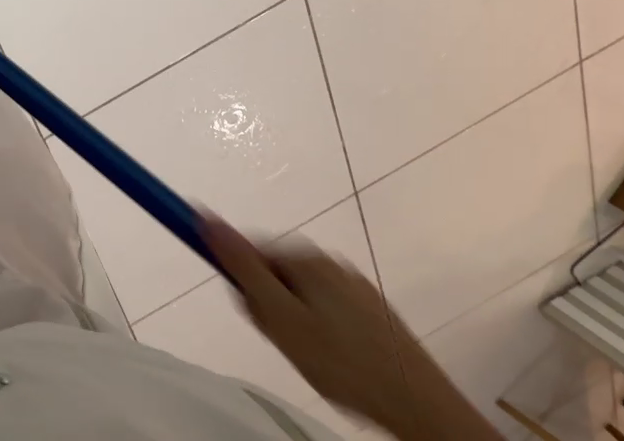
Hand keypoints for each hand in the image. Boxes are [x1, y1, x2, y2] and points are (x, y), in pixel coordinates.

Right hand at [202, 216, 501, 440]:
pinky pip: (329, 313)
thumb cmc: (339, 360)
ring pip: (302, 297)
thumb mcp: (278, 314)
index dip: (244, 285)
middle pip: (276, 273)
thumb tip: (203, 215)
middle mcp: (333, 263)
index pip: (250, 253)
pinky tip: (334, 361)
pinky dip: (323, 333)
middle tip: (284, 340)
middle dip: (271, 306)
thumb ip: (240, 265)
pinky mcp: (376, 315)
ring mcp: (358, 289)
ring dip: (295, 322)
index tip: (255, 314)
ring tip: (310, 356)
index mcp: (307, 258)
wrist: (420, 408)